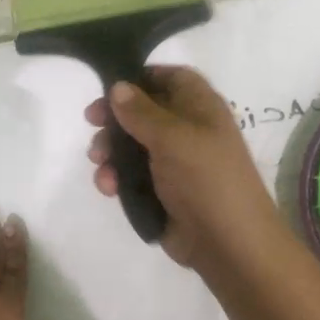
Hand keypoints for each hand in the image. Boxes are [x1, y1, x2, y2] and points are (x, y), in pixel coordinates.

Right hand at [87, 66, 281, 269]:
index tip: (112, 86)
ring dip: (110, 152)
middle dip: (115, 118)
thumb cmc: (206, 178)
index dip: (142, 77)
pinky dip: (116, 178)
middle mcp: (186, 130)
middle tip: (91, 123)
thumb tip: (118, 87)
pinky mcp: (161, 192)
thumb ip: (141, 111)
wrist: (227, 241)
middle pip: (143, 112)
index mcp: (199, 107)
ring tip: (99, 164)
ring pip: (131, 146)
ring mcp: (173, 163)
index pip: (171, 78)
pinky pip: (131, 177)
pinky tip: (108, 188)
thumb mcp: (173, 137)